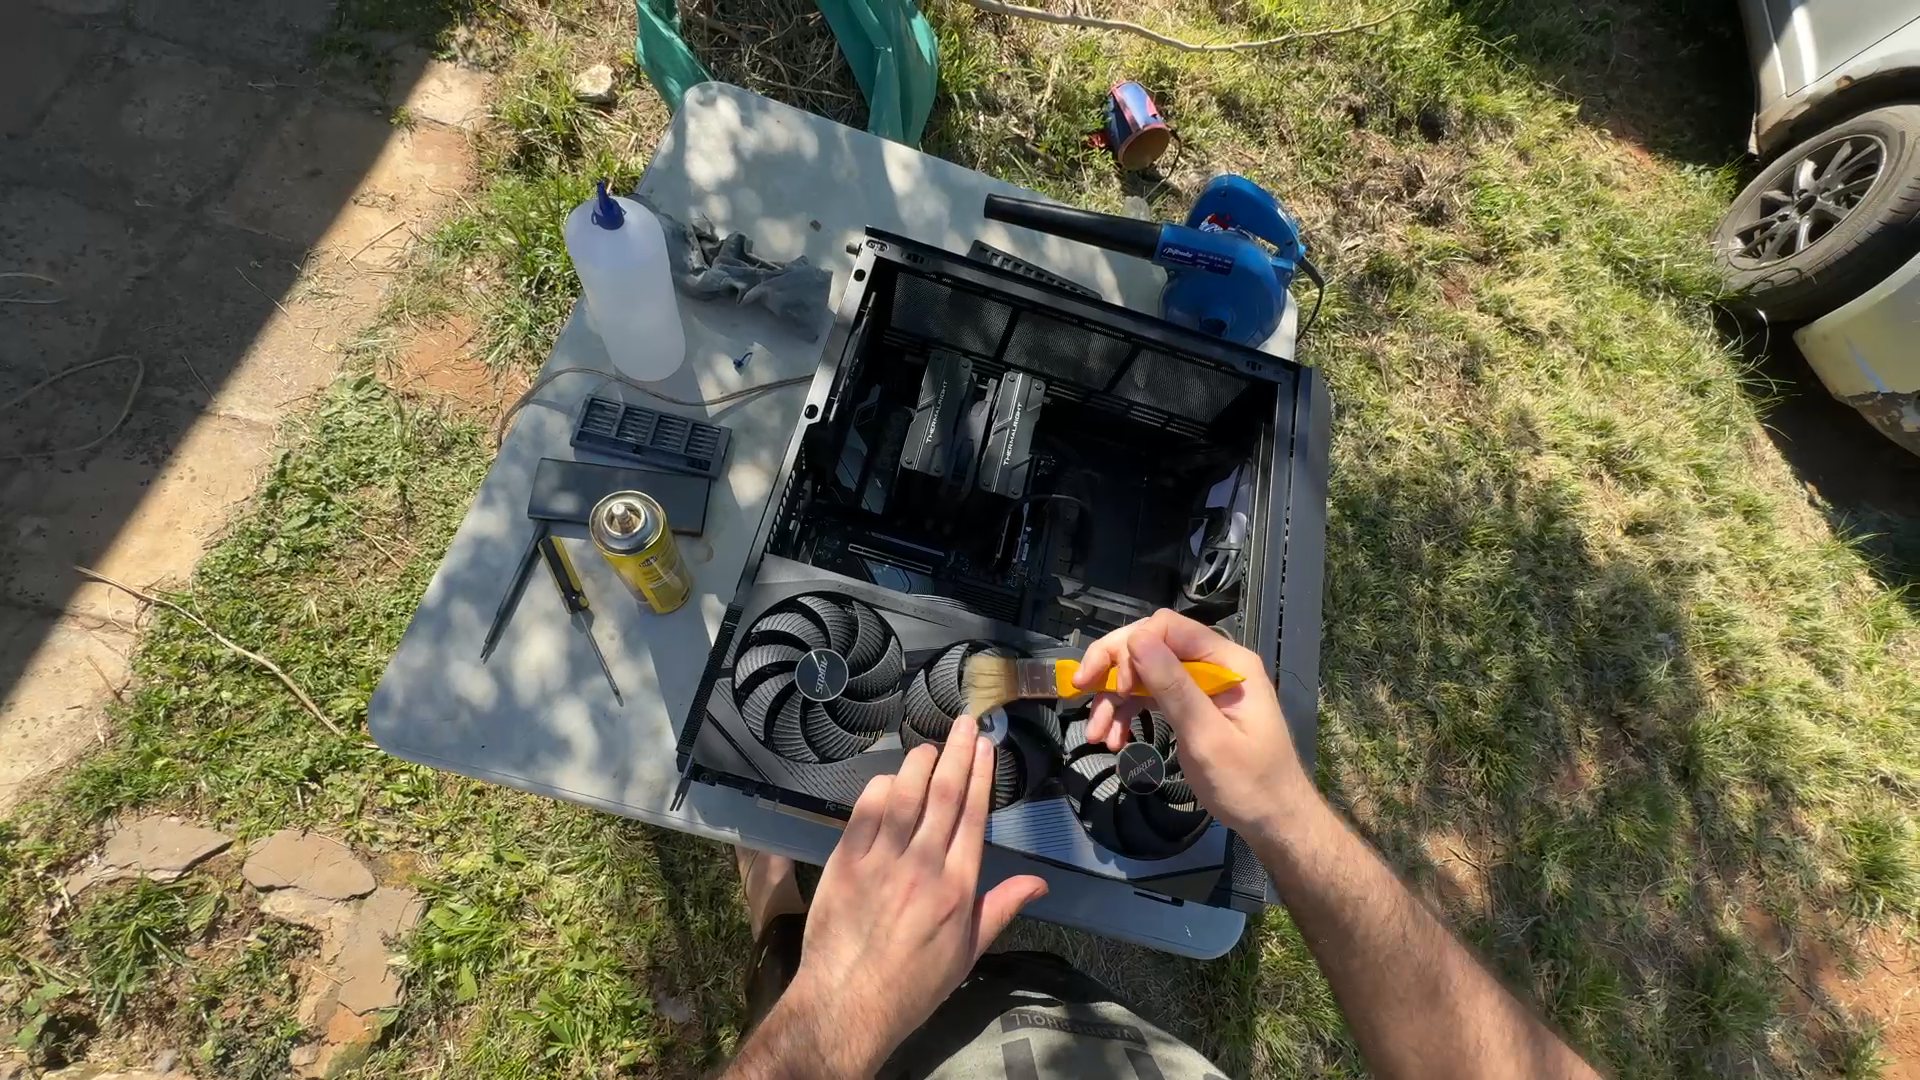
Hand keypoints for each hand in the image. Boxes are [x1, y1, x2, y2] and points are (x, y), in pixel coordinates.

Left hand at [776, 715, 1048, 1075]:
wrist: (846, 1006)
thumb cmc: (913, 983)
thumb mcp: (967, 953)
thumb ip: (1001, 908)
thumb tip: (1040, 882)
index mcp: (957, 887)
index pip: (974, 816)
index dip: (981, 776)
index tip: (986, 747)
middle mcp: (923, 865)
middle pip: (945, 795)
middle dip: (958, 754)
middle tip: (966, 724)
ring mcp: (882, 860)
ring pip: (905, 795)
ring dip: (920, 763)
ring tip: (931, 745)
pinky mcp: (846, 861)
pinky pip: (865, 811)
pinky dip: (880, 788)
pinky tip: (890, 778)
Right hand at [1072, 609, 1315, 834]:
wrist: (1274, 822)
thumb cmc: (1249, 783)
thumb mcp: (1207, 736)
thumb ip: (1173, 686)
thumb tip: (1136, 639)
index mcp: (1227, 661)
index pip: (1167, 627)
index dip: (1132, 647)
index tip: (1115, 685)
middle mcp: (1213, 663)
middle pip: (1149, 645)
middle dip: (1112, 668)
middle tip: (1081, 690)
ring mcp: (1199, 683)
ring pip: (1142, 672)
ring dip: (1113, 698)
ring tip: (1095, 733)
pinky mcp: (1189, 704)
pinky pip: (1148, 695)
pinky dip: (1126, 713)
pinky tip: (1113, 739)